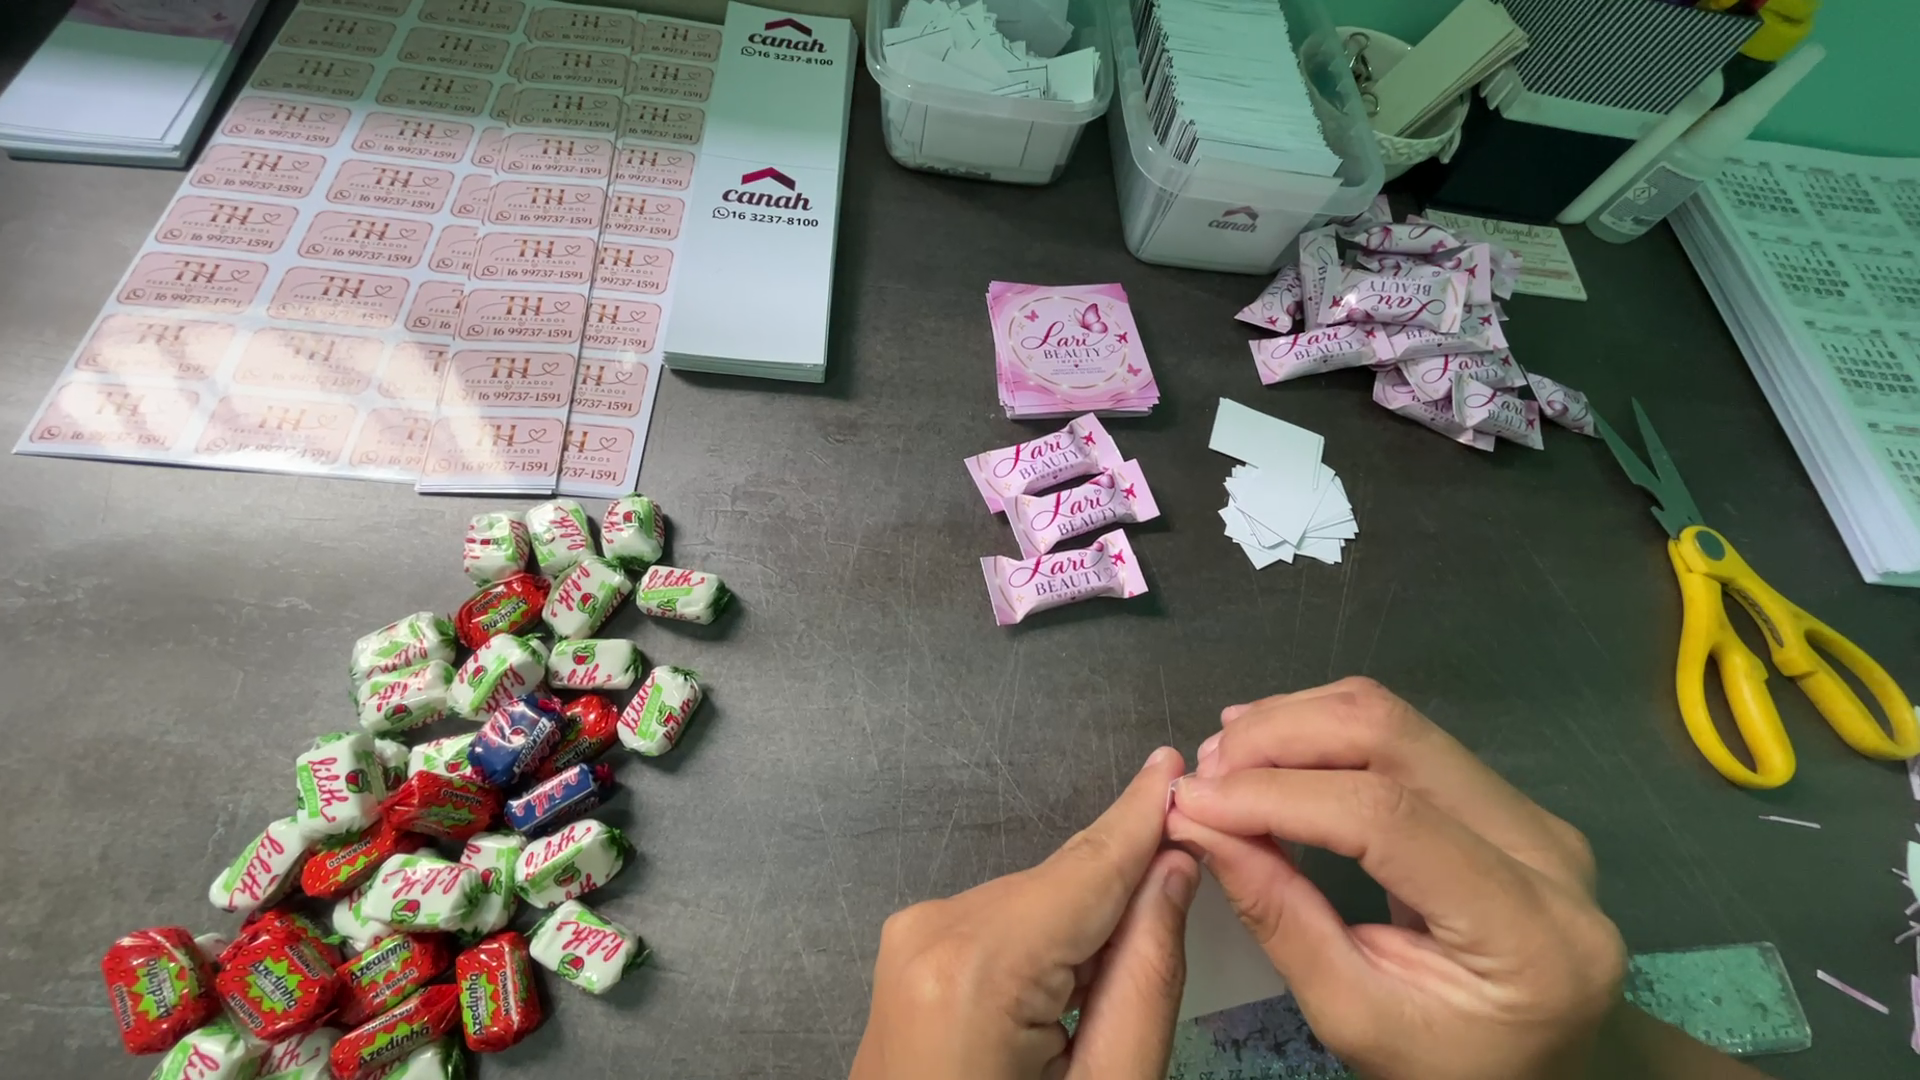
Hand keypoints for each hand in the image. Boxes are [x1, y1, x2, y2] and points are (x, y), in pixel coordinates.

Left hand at [850, 748, 1197, 1079]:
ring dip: (1082, 926)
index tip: (1170, 761)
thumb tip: (1169, 871)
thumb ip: (1144, 975)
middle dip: (1121, 889)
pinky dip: (1044, 940)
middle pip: (1059, 887)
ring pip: (1033, 902)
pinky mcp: (909, 945)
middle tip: (1178, 891)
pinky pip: (1001, 920)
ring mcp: (911, 933)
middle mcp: (931, 927)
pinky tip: (1061, 992)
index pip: (1085, 870)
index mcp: (976, 967)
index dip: (1138, 815)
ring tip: (1101, 1002)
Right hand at [1169, 678, 1626, 1079]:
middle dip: (1275, 736)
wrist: (1544, 1069)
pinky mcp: (1492, 790)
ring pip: (1385, 714)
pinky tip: (1264, 747)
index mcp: (1527, 931)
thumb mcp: (1352, 1017)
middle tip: (1203, 771)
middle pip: (1388, 734)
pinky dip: (1312, 725)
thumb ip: (1276, 914)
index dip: (1274, 795)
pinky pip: (1390, 728)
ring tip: (1223, 760)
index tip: (1191, 799)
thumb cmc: (1447, 1067)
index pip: (1384, 817)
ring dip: (1287, 722)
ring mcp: (1522, 806)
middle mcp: (1541, 844)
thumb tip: (1194, 820)